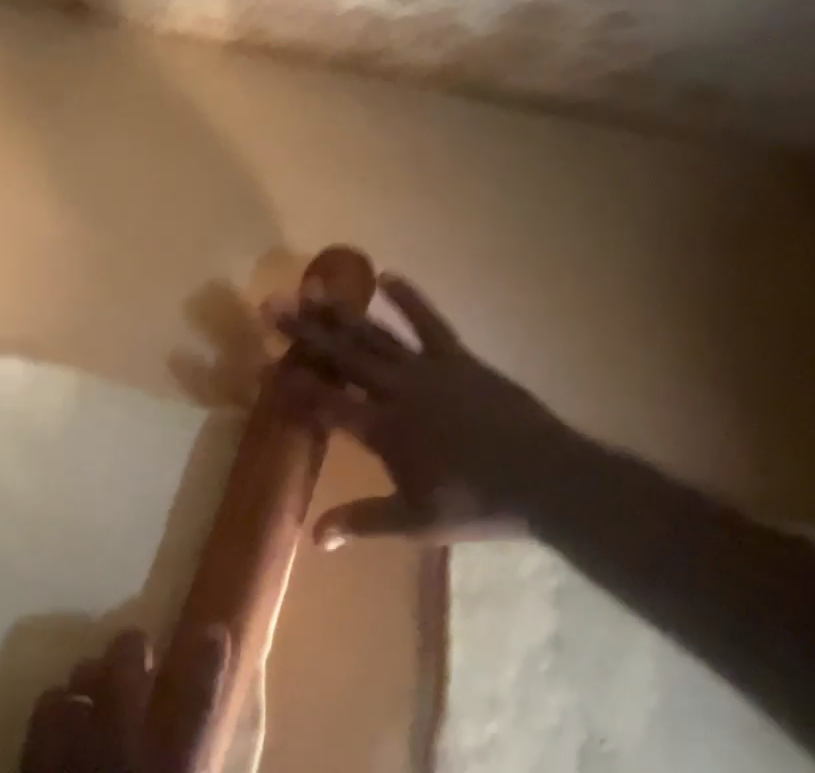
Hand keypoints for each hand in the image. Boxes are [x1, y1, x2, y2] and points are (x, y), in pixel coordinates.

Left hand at [20, 626, 228, 772]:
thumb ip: (189, 765)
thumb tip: (197, 756)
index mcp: (172, 767)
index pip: (197, 703)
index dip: (208, 663)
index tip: (215, 630)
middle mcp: (123, 746)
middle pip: (127, 669)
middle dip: (132, 649)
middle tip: (136, 644)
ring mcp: (73, 748)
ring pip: (79, 682)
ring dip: (88, 676)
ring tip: (93, 679)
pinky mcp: (36, 760)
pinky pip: (45, 709)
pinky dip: (57, 705)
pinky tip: (62, 713)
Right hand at [278, 274, 585, 549]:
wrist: (551, 482)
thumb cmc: (478, 504)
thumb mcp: (415, 521)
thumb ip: (362, 522)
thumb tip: (315, 538)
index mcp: (383, 430)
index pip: (327, 402)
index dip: (294, 384)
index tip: (264, 364)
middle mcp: (398, 392)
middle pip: (343, 357)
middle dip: (305, 332)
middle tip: (272, 306)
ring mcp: (429, 371)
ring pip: (376, 336)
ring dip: (343, 312)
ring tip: (313, 288)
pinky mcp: (460, 360)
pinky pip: (431, 325)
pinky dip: (410, 300)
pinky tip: (388, 276)